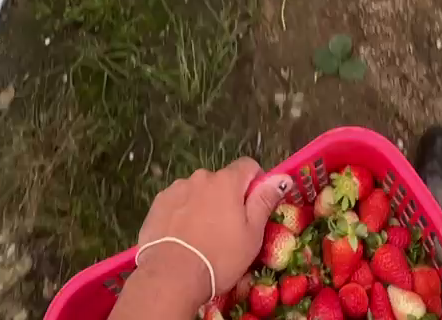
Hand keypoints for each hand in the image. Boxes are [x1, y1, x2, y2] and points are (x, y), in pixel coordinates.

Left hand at [124, 158, 293, 312]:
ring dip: (203, 205)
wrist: (171, 276)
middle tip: (228, 229)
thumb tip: (282, 177)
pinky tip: (182, 237)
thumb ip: (265, 201)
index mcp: (227, 181)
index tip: (254, 206)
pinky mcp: (159, 202)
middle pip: (222, 181)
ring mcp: (177, 188)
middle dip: (227, 198)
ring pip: (198, 191)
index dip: (255, 182)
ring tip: (201, 236)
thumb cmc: (219, 256)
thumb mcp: (252, 234)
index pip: (248, 165)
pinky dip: (182, 213)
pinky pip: (178, 202)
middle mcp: (202, 176)